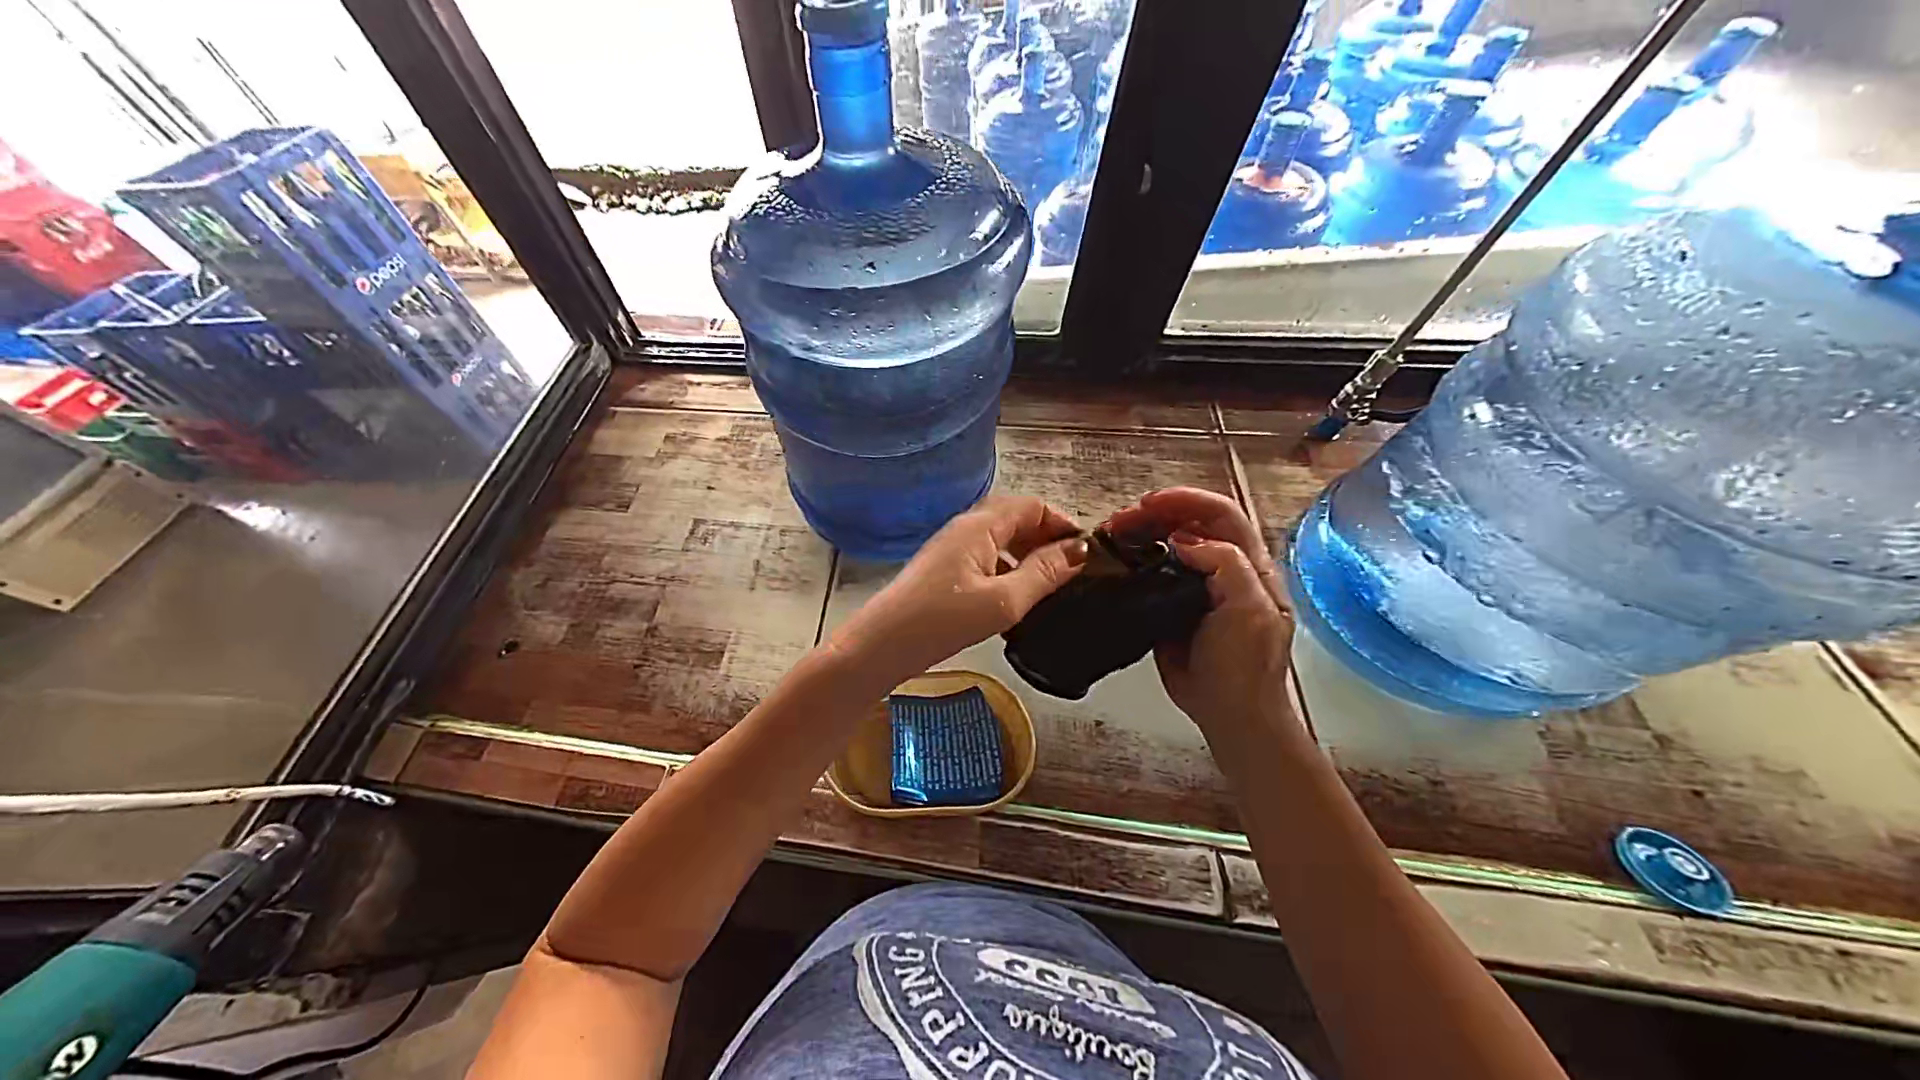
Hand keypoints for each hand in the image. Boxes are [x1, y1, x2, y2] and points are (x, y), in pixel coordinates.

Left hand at [832, 496, 1087, 682]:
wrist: (881, 646)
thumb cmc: (941, 621)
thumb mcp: (1003, 601)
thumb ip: (1044, 574)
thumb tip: (1080, 552)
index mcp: (981, 526)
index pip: (1033, 506)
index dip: (1063, 524)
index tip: (1087, 554)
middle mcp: (966, 528)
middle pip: (1018, 519)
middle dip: (1049, 539)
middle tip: (1073, 573)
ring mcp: (953, 549)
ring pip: (1003, 540)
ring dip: (1030, 556)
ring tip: (1051, 588)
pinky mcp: (946, 570)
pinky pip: (988, 559)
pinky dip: (1010, 570)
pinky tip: (1017, 599)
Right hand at [1108, 488, 1300, 744]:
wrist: (1229, 714)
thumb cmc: (1246, 667)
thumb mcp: (1250, 611)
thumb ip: (1226, 566)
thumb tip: (1183, 540)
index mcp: (1250, 566)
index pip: (1221, 515)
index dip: (1187, 501)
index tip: (1150, 504)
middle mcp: (1222, 568)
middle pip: (1190, 522)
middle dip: (1156, 512)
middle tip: (1122, 520)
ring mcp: (1194, 585)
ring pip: (1167, 542)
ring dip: (1141, 530)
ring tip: (1112, 533)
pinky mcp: (1170, 603)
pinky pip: (1151, 570)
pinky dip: (1132, 556)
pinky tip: (1114, 558)